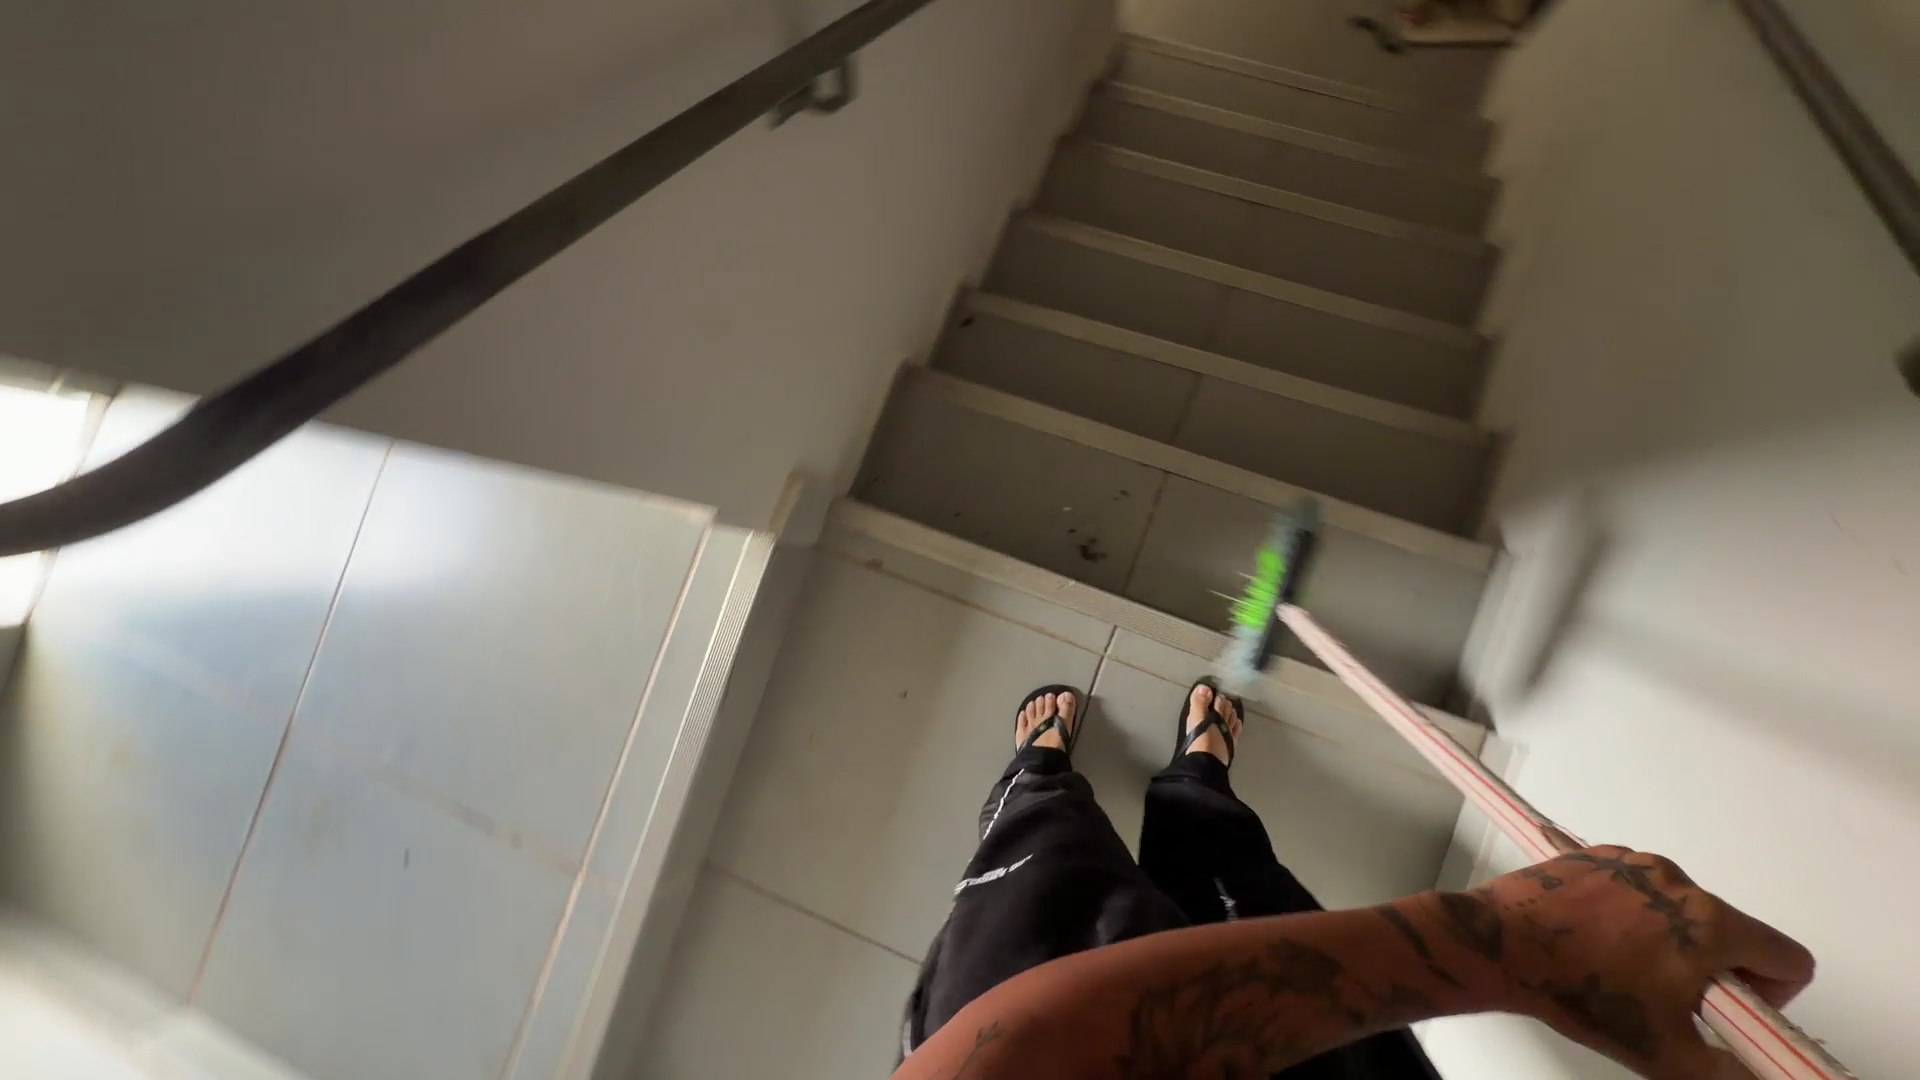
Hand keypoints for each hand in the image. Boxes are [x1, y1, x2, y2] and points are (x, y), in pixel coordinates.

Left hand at [1470, 846, 1815, 1078]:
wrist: (1499, 944)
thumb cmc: (1582, 993)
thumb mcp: (1672, 1056)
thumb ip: (1734, 1072)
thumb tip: (1753, 1072)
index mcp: (1708, 921)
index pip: (1788, 958)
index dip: (1771, 993)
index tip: (1725, 1006)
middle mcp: (1672, 878)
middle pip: (1729, 931)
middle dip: (1712, 967)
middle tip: (1665, 991)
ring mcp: (1624, 860)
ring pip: (1678, 907)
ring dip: (1667, 937)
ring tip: (1620, 963)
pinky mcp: (1585, 853)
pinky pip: (1632, 886)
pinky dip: (1627, 911)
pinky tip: (1593, 935)